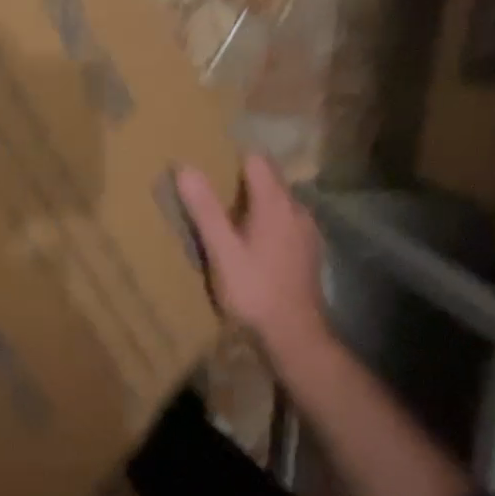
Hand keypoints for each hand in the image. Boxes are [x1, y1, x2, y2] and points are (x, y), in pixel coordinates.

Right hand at [177, 154, 335, 360]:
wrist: (294, 335)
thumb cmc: (254, 290)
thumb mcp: (221, 250)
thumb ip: (205, 209)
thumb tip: (186, 167)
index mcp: (276, 203)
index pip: (257, 160)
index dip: (232, 159)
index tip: (208, 167)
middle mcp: (297, 209)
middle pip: (269, 181)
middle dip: (240, 183)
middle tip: (209, 196)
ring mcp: (307, 232)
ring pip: (278, 204)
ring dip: (254, 206)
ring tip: (226, 222)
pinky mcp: (308, 252)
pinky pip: (284, 225)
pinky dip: (266, 226)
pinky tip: (250, 247)